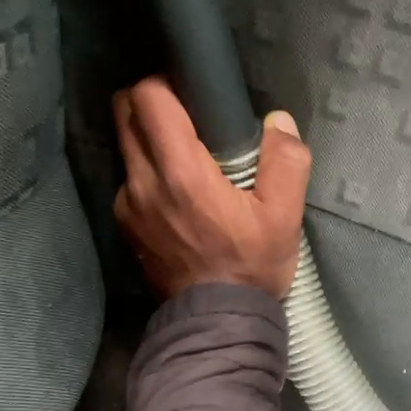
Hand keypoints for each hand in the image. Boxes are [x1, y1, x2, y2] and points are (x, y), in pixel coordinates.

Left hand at [113, 77, 312, 299]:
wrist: (217, 325)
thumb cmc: (251, 270)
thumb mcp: (284, 219)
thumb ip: (286, 163)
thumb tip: (278, 123)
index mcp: (181, 172)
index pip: (149, 96)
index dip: (168, 85)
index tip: (194, 100)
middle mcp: (143, 182)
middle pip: (125, 112)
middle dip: (151, 106)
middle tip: (186, 124)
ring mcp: (128, 207)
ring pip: (125, 149)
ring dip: (148, 144)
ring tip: (183, 166)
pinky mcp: (126, 230)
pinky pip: (128, 185)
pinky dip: (146, 181)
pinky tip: (175, 203)